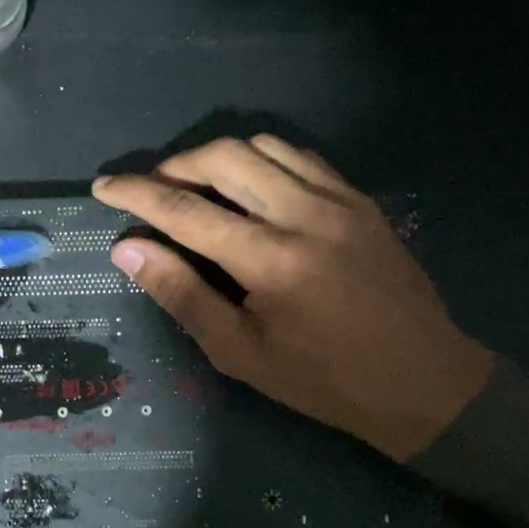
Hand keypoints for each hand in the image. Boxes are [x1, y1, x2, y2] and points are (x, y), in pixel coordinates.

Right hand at [93, 135, 493, 461]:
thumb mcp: (239, 352)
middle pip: (225, 157)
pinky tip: (249, 188)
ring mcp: (339, 200)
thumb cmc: (321, 379)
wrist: (424, 381)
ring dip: (218, 157)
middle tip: (151, 189)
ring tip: (196, 186)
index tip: (104, 185)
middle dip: (175, 164)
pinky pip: (300, 156)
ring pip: (264, 146)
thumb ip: (181, 294)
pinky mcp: (360, 200)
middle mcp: (305, 215)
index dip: (136, 193)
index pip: (185, 210)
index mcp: (270, 260)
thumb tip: (127, 249)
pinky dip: (262, 160)